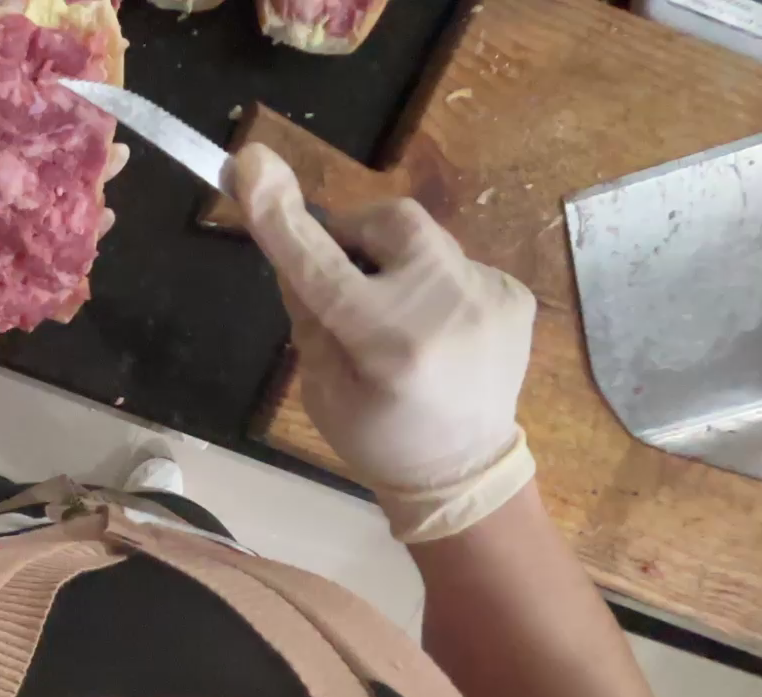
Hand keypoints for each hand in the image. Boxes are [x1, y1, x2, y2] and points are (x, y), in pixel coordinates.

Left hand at [0, 96, 128, 458]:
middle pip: (8, 181)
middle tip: (92, 123)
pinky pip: (43, 262)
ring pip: (31, 217)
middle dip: (46, 153)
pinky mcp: (8, 295)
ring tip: (114, 163)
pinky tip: (103, 220)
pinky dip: (72, 243)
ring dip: (70, 192)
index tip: (31, 88)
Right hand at [232, 143, 538, 542]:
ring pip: (421, 240)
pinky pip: (449, 263)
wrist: (462, 469)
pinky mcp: (511, 291)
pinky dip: (420, 282)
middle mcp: (444, 306)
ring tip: (383, 315)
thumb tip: (295, 258)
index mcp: (384, 343)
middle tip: (334, 271)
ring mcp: (489, 293)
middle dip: (351, 233)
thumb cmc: (372, 438)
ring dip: (386, 261)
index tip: (250, 162)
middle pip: (388, 222)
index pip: (319, 265)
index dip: (280, 216)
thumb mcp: (319, 388)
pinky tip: (423, 328)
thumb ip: (309, 318)